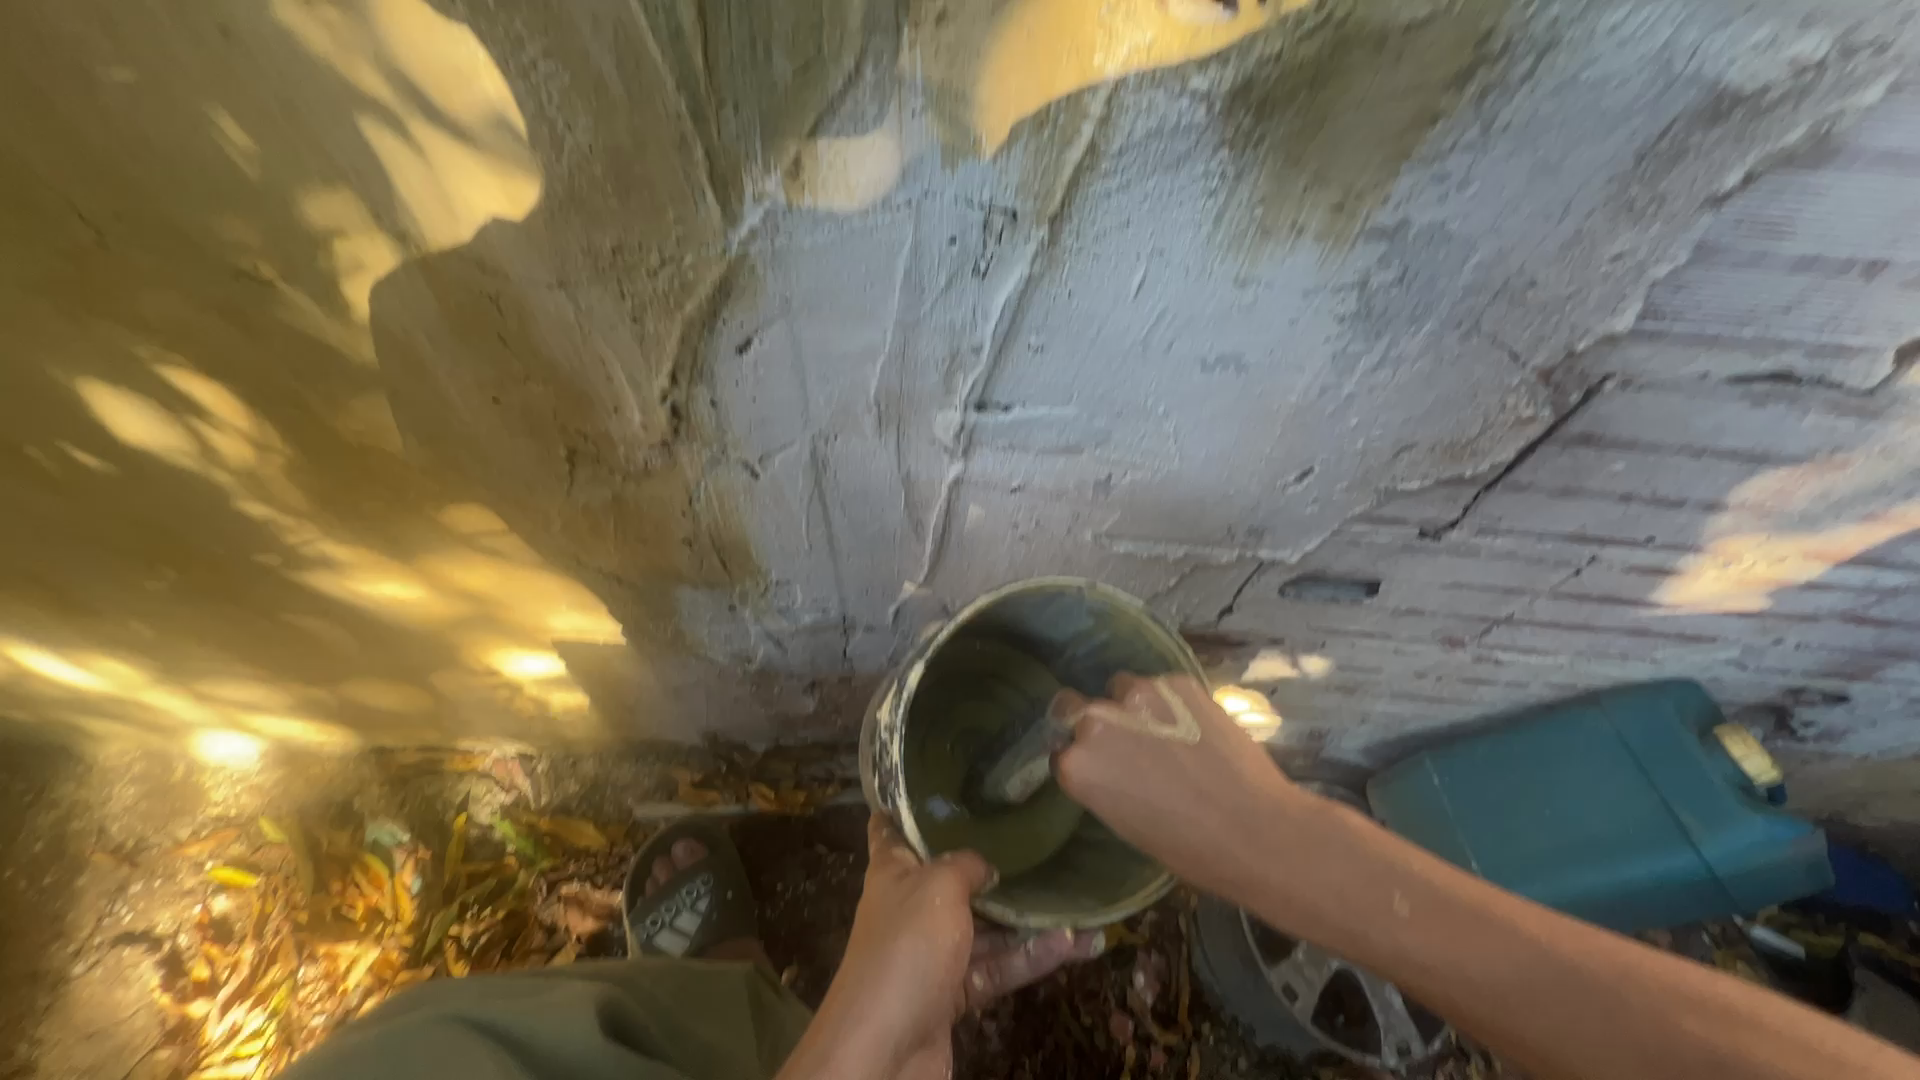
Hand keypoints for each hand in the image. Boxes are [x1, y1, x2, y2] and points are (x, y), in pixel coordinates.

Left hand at [777, 815, 1103, 1079]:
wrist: (885, 1051)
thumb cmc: (906, 948)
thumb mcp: (938, 888)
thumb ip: (967, 865)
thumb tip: (988, 864)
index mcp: (893, 870)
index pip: (892, 825)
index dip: (911, 803)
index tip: (945, 781)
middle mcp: (912, 905)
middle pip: (955, 876)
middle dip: (994, 862)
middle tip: (1040, 838)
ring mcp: (933, 952)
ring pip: (986, 925)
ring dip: (1029, 917)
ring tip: (1079, 901)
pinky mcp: (954, 994)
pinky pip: (998, 966)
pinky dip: (1032, 956)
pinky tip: (1075, 944)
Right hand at [1055, 674, 1307, 900]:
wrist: (1255, 828)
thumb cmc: (1186, 846)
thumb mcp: (1122, 820)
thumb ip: (1102, 779)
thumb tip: (1109, 762)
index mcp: (1078, 764)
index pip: (1062, 748)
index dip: (1082, 755)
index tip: (1102, 765)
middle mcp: (1097, 721)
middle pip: (1077, 707)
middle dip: (1098, 722)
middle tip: (1129, 744)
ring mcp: (1137, 695)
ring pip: (1121, 689)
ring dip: (1134, 706)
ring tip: (1168, 732)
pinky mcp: (1177, 682)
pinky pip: (1162, 687)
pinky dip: (1172, 703)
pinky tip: (1196, 728)